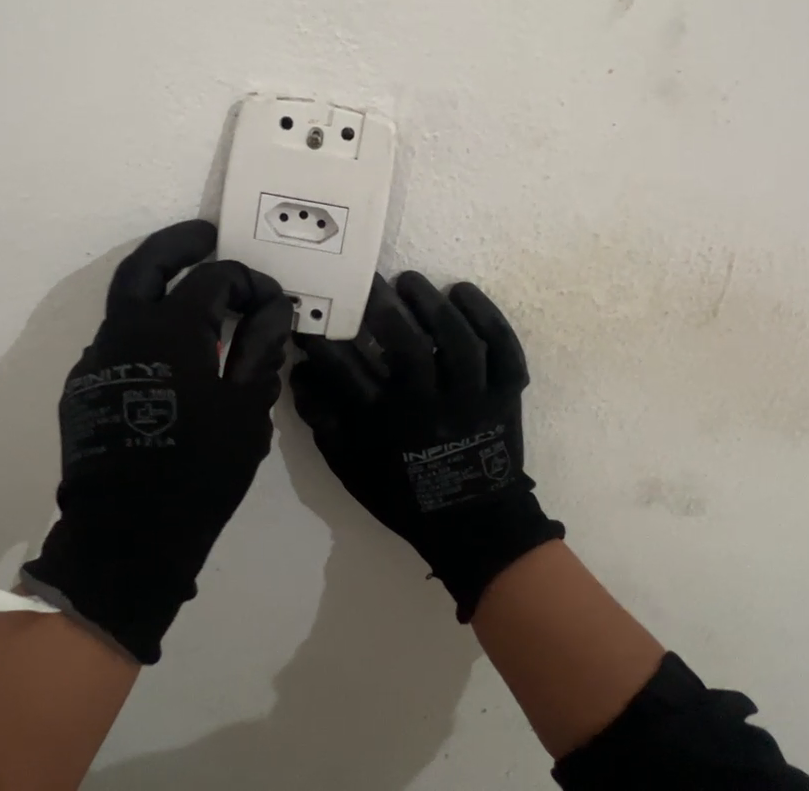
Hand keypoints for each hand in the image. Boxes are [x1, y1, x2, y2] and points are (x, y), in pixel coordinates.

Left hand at [20, 220, 291, 663]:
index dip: (247, 280)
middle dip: (179, 243)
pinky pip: (117, 341)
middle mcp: (124, 331)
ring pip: (126, 303)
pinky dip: (146, 330)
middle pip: (146, 265)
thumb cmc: (199, 471)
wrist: (127, 536)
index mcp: (170, 330)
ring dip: (160, 288)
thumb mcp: (246, 408)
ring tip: (198, 297)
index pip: (213, 279)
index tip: (271, 300)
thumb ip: (261, 346)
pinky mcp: (84, 386)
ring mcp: (97, 358)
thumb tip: (274, 304)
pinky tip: (173, 356)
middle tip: (207, 236)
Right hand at [292, 272, 563, 620]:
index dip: (324, 341)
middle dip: (383, 308)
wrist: (478, 528)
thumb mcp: (353, 470)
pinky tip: (463, 291)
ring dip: (431, 304)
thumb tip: (300, 373)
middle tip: (366, 281)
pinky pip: (503, 348)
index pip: (348, 373)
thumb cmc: (407, 497)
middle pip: (409, 347)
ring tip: (409, 280)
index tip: (310, 317)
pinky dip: (487, 315)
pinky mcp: (507, 394)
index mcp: (390, 428)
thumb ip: (324, 422)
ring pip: (457, 341)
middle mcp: (433, 407)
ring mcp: (475, 398)